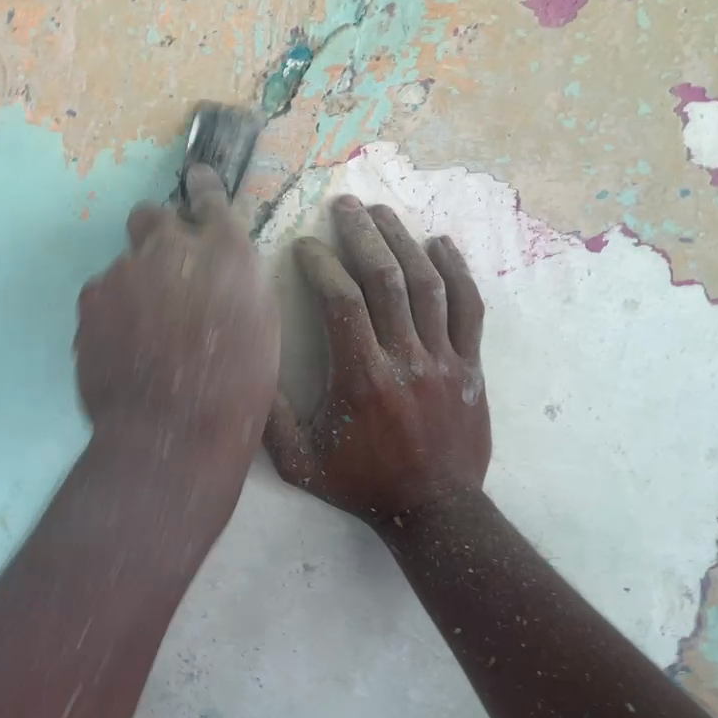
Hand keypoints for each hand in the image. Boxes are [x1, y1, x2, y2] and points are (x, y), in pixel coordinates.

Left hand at [75, 165, 280, 491]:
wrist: (172, 433)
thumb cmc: (236, 388)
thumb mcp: (260, 323)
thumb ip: (235, 279)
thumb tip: (214, 266)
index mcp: (225, 251)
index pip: (209, 196)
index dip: (201, 188)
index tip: (195, 180)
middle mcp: (171, 248)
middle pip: (151, 214)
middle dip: (155, 230)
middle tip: (163, 265)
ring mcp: (124, 271)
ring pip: (126, 264)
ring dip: (135, 285)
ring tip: (144, 335)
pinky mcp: (91, 299)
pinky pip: (103, 295)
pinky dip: (111, 313)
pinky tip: (123, 348)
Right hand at [264, 195, 489, 524]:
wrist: (435, 513)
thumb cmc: (360, 483)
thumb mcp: (299, 461)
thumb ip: (270, 415)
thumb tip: (247, 364)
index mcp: (360, 376)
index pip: (340, 300)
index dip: (320, 264)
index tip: (303, 246)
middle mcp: (403, 358)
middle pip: (385, 279)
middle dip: (361, 235)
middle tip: (344, 205)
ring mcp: (443, 360)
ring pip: (426, 285)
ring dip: (402, 241)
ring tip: (382, 211)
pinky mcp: (470, 366)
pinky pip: (469, 309)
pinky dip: (457, 271)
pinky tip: (440, 244)